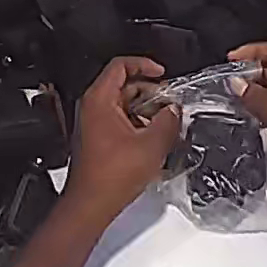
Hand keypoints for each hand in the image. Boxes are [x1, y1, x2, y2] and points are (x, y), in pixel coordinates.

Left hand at [63, 57, 181, 222]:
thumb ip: (168, 121)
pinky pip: (119, 119)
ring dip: (145, 110)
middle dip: (150, 92)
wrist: (91, 202)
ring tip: (165, 123)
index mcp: (100, 99)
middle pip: (124, 84)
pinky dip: (137, 123)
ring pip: (123, 103)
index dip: (143, 64)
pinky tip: (152, 139)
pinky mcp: (97, 136)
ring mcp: (93, 121)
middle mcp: (92, 106)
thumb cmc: (111, 175)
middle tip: (169, 103)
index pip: (120, 65)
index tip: (161, 72)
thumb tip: (174, 110)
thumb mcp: (151, 144)